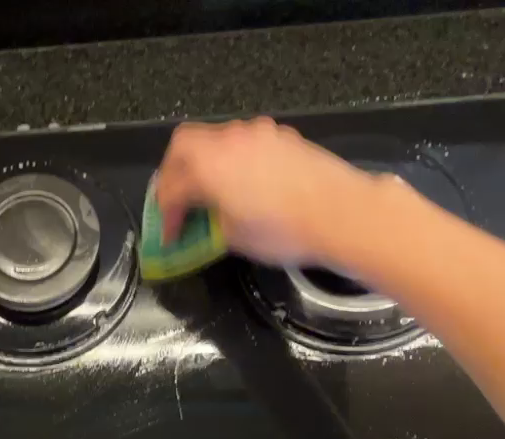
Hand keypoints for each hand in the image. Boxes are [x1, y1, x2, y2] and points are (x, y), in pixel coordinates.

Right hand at [153, 117, 382, 266]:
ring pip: (214, 140)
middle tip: (176, 202)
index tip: (169, 235)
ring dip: (203, 164)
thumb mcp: (232, 237)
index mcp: (208, 167)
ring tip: (209, 195)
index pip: (170, 188)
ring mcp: (256, 135)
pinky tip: (241, 187)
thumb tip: (205, 223)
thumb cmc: (284, 229)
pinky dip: (231, 162)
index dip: (165, 215)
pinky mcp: (280, 137)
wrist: (340, 213)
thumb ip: (208, 223)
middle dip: (173, 174)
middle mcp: (228, 142)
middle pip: (183, 145)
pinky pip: (242, 144)